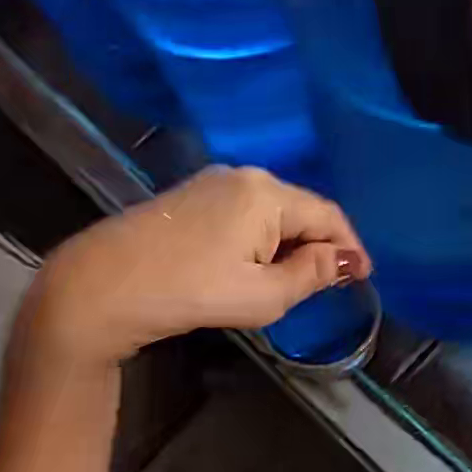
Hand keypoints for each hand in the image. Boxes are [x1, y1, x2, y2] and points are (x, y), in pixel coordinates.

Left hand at [13, 166, 371, 368]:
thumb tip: (348, 260)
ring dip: (293, 243)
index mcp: (266, 194)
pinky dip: (265, 240)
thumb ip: (312, 274)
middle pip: (300, 209)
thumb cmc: (193, 292)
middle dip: (322, 244)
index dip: (351, 246)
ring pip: (272, 212)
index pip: (327, 214)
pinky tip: (261, 265)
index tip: (364, 277)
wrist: (107, 285)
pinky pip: (246, 215)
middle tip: (334, 283)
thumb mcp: (265, 295)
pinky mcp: (192, 199)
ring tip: (300, 279)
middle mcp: (243, 176)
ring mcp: (213, 184)